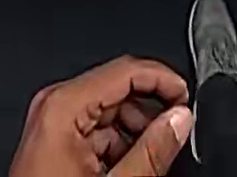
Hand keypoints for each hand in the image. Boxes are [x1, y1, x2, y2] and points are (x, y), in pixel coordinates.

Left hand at [8, 56, 192, 175]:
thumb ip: (151, 151)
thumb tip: (180, 119)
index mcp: (64, 105)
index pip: (127, 69)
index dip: (163, 80)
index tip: (185, 97)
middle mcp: (55, 106)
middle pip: (119, 89)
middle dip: (151, 111)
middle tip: (175, 130)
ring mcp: (51, 124)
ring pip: (110, 110)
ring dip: (136, 130)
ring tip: (154, 156)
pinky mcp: (53, 144)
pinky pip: (96, 129)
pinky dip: (118, 144)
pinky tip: (131, 166)